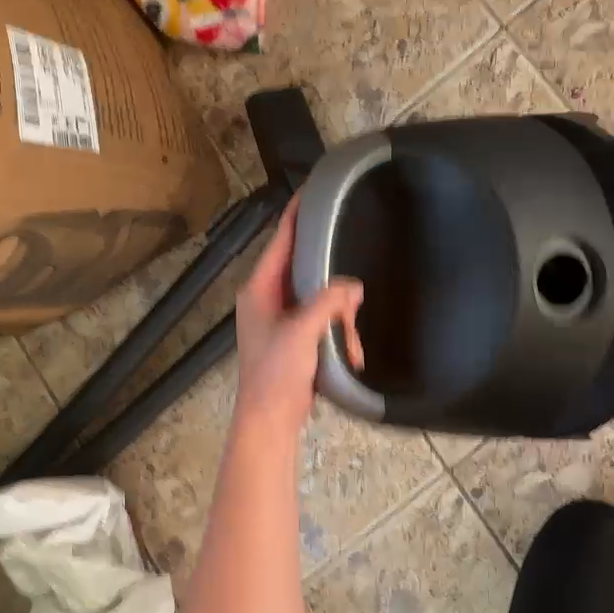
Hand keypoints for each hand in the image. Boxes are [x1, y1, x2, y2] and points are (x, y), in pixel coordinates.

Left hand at [232, 195, 364, 437]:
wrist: (270, 421)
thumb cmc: (276, 373)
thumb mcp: (303, 331)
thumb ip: (329, 302)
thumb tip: (354, 286)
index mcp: (259, 290)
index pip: (280, 242)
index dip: (296, 216)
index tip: (312, 191)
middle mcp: (268, 300)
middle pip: (310, 272)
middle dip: (336, 291)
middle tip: (352, 305)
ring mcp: (283, 320)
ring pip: (325, 300)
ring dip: (342, 321)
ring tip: (349, 345)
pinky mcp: (298, 339)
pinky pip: (327, 322)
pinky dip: (341, 336)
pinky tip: (349, 355)